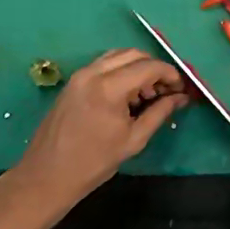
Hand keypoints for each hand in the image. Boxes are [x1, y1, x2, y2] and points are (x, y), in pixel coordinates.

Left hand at [11, 48, 188, 205]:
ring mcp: (80, 74)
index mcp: (110, 87)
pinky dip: (120, 71)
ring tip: (146, 94)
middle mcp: (93, 72)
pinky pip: (103, 65)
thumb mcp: (134, 139)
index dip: (170, 74)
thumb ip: (159, 112)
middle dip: (154, 68)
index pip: (149, 66)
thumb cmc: (94, 162)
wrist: (48, 174)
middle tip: (165, 91)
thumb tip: (181, 98)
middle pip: (134, 54)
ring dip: (137, 68)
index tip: (180, 88)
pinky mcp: (73, 80)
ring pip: (118, 56)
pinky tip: (126, 95)